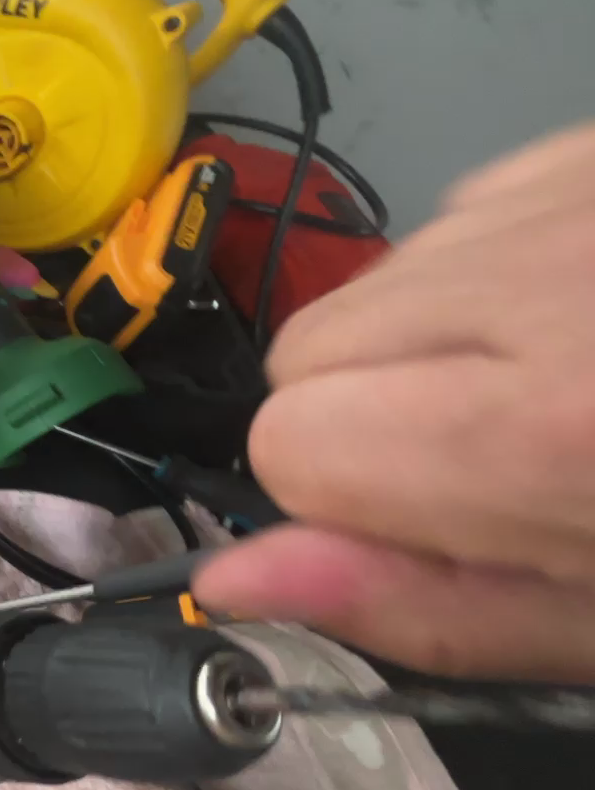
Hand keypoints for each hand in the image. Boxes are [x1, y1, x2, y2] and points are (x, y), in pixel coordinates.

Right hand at [194, 122, 594, 679]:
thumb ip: (422, 607)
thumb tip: (230, 582)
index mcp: (561, 426)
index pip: (287, 442)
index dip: (354, 497)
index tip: (452, 514)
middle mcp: (560, 274)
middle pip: (305, 355)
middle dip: (374, 415)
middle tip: (518, 449)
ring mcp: (589, 182)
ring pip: (366, 290)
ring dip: (430, 345)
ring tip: (584, 370)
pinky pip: (451, 217)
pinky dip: (490, 276)